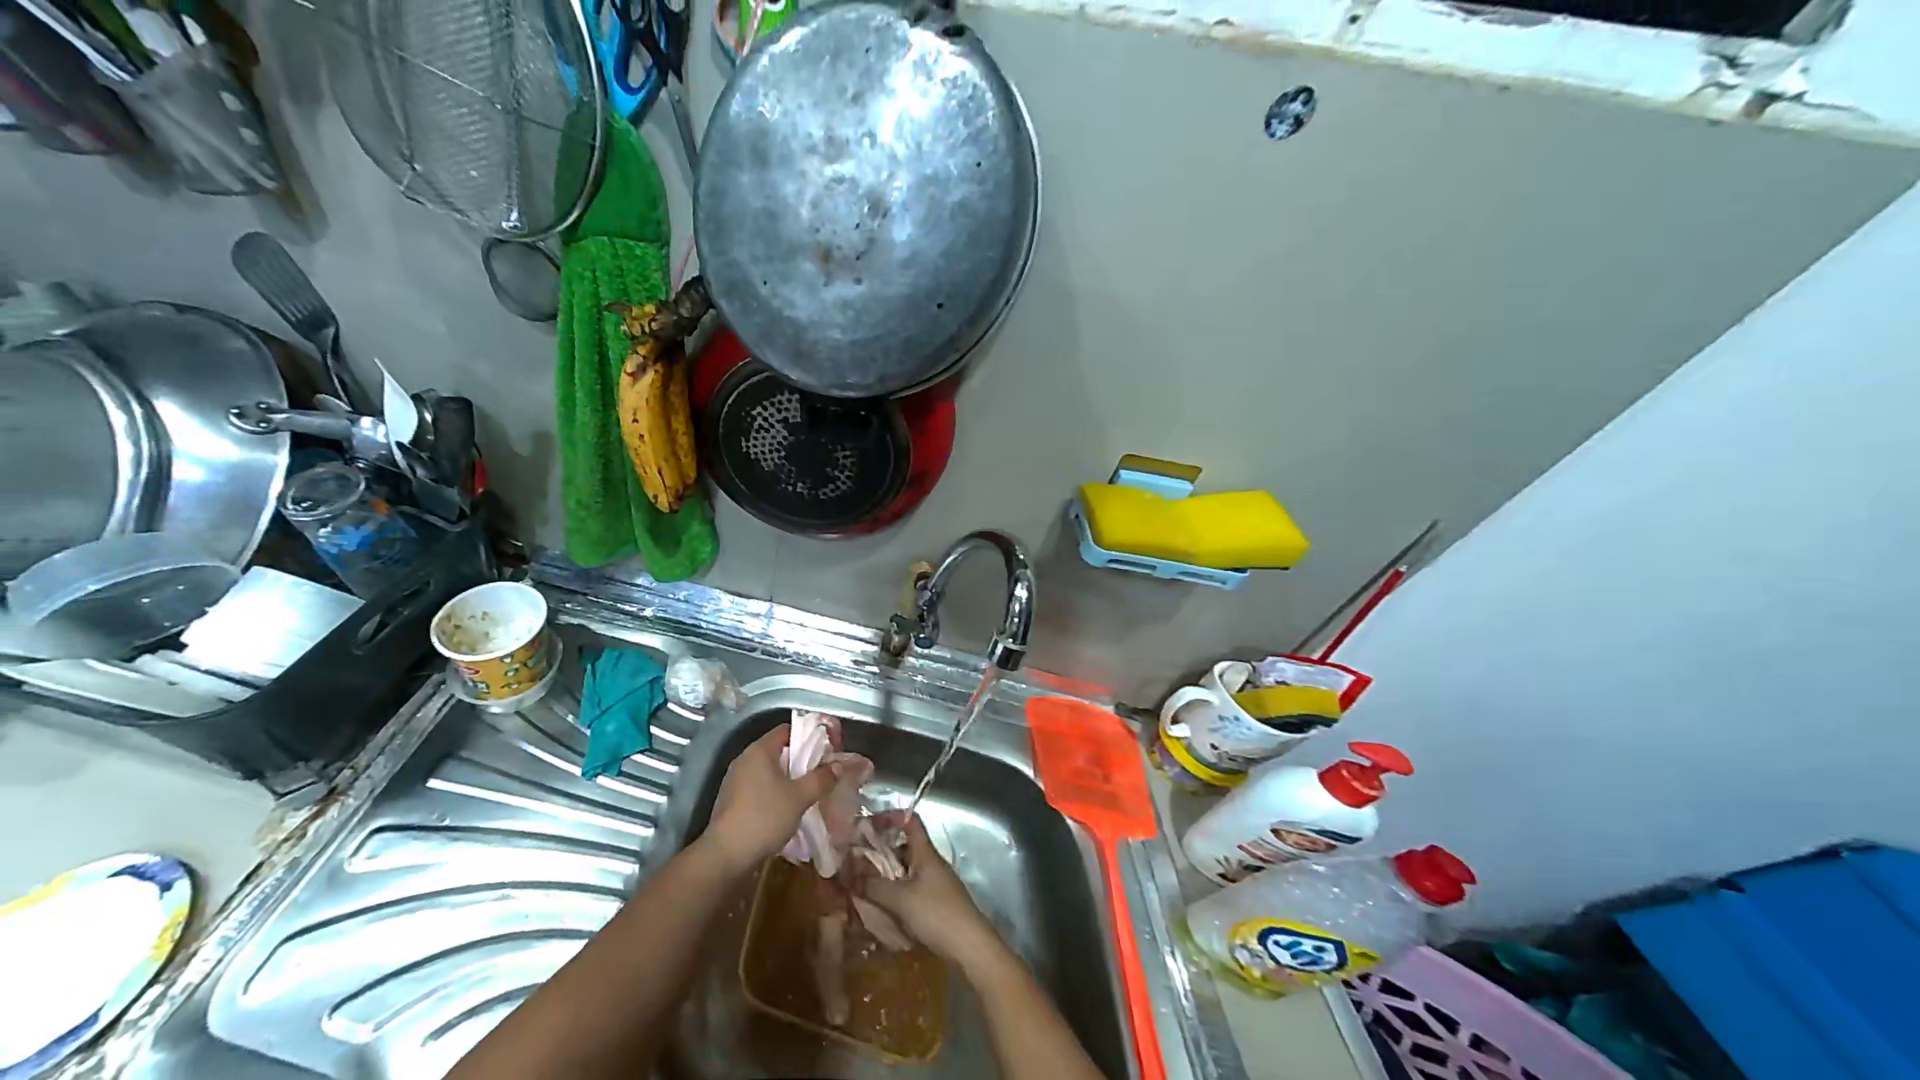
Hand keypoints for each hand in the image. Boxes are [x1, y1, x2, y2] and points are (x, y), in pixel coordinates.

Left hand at [703, 724, 835, 874]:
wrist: (726, 856)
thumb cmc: (764, 817)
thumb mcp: (800, 797)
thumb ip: (821, 778)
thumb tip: (838, 766)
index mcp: (759, 751)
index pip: (787, 730)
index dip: (810, 736)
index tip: (828, 750)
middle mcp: (745, 760)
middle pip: (780, 750)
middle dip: (803, 760)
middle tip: (824, 772)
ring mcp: (736, 781)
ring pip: (771, 771)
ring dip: (791, 778)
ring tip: (811, 791)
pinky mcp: (734, 801)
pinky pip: (761, 787)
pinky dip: (777, 792)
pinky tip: (790, 808)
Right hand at [861, 813, 1002, 963]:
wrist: (970, 947)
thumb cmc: (936, 914)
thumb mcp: (901, 899)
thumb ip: (874, 886)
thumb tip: (849, 875)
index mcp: (925, 853)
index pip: (910, 821)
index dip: (891, 817)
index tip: (868, 826)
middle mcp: (931, 864)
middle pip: (904, 847)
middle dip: (880, 852)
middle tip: (856, 862)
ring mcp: (935, 884)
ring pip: (906, 871)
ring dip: (886, 875)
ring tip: (863, 885)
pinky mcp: (936, 904)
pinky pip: (910, 890)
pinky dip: (895, 893)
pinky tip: (881, 906)